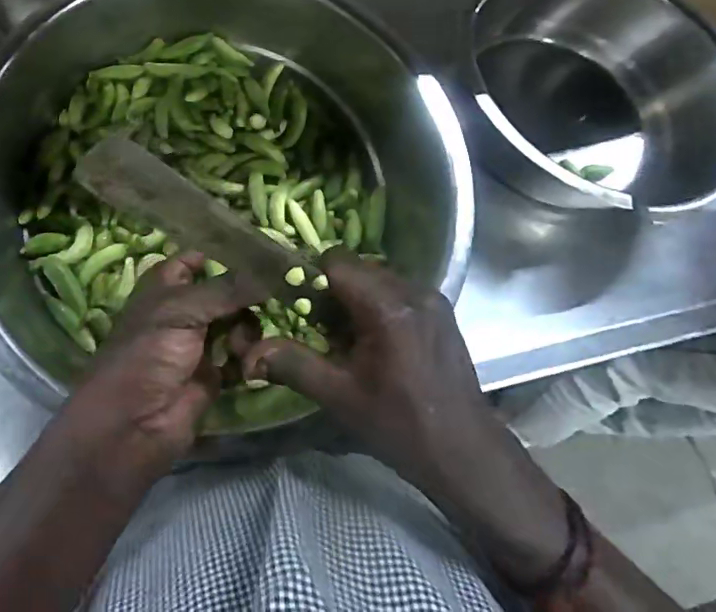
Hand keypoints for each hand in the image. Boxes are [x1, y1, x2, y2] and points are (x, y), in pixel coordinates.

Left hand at [57, 253, 260, 477]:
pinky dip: (250, 358)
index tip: (266, 253)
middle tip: (277, 297)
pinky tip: (252, 363)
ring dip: (248, 330)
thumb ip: (227, 289)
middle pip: (226, 292)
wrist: (132, 425)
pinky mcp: (213, 375)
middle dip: (249, 295)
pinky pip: (242, 357)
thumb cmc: (148, 352)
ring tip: (245, 346)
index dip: (226, 253)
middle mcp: (184, 309)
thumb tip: (272, 269)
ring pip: (238, 323)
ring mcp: (199, 343)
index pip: (199, 257)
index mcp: (166, 284)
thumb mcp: (183, 310)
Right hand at [238, 250, 508, 500]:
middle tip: (319, 326)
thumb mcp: (340, 397)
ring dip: (356, 297)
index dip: (310, 276)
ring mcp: (432, 298)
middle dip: (332, 290)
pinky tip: (376, 341)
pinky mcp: (442, 310)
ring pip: (377, 277)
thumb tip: (249, 354)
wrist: (466, 454)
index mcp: (387, 307)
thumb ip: (293, 364)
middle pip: (357, 268)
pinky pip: (398, 290)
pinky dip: (378, 304)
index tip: (296, 303)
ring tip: (348, 337)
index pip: (336, 261)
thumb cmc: (400, 426)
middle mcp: (413, 291)